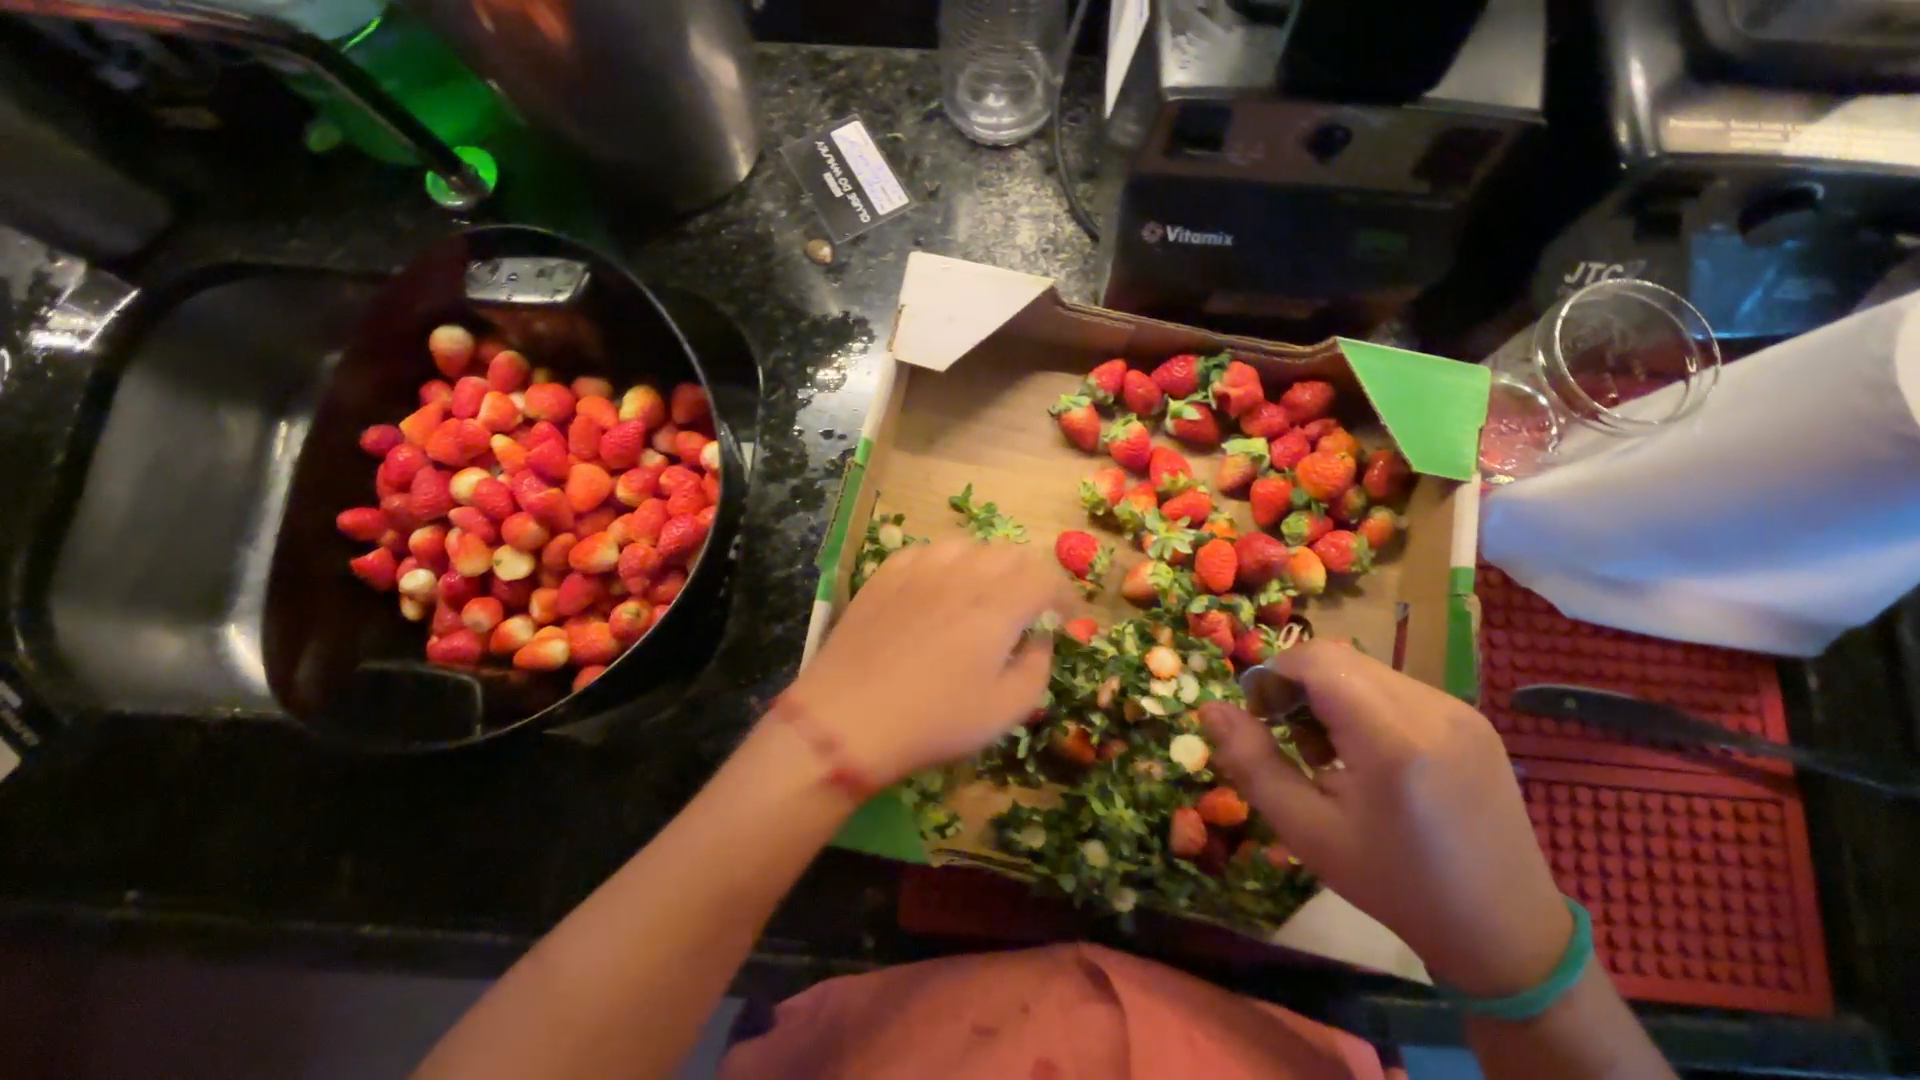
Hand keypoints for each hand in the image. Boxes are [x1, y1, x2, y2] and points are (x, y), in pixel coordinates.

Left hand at [784, 541, 1062, 788]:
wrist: (848, 719)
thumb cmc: (935, 721)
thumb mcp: (1006, 711)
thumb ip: (1037, 669)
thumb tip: (1040, 640)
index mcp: (999, 605)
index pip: (1045, 578)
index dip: (1063, 595)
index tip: (1064, 618)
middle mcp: (962, 575)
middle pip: (1009, 553)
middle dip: (1028, 576)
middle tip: (1028, 608)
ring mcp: (917, 571)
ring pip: (966, 545)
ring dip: (985, 564)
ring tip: (982, 593)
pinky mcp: (883, 577)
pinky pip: (923, 552)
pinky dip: (943, 564)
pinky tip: (936, 589)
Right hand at [1198, 642, 1572, 998]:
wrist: (1502, 928)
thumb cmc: (1392, 884)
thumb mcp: (1307, 832)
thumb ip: (1253, 764)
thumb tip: (1209, 708)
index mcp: (1392, 740)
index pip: (1317, 660)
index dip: (1273, 675)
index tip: (1258, 717)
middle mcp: (1432, 708)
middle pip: (1341, 658)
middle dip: (1299, 684)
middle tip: (1289, 739)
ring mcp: (1461, 709)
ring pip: (1369, 670)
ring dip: (1332, 694)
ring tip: (1329, 754)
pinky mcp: (1474, 719)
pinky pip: (1400, 688)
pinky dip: (1367, 705)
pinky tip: (1370, 758)